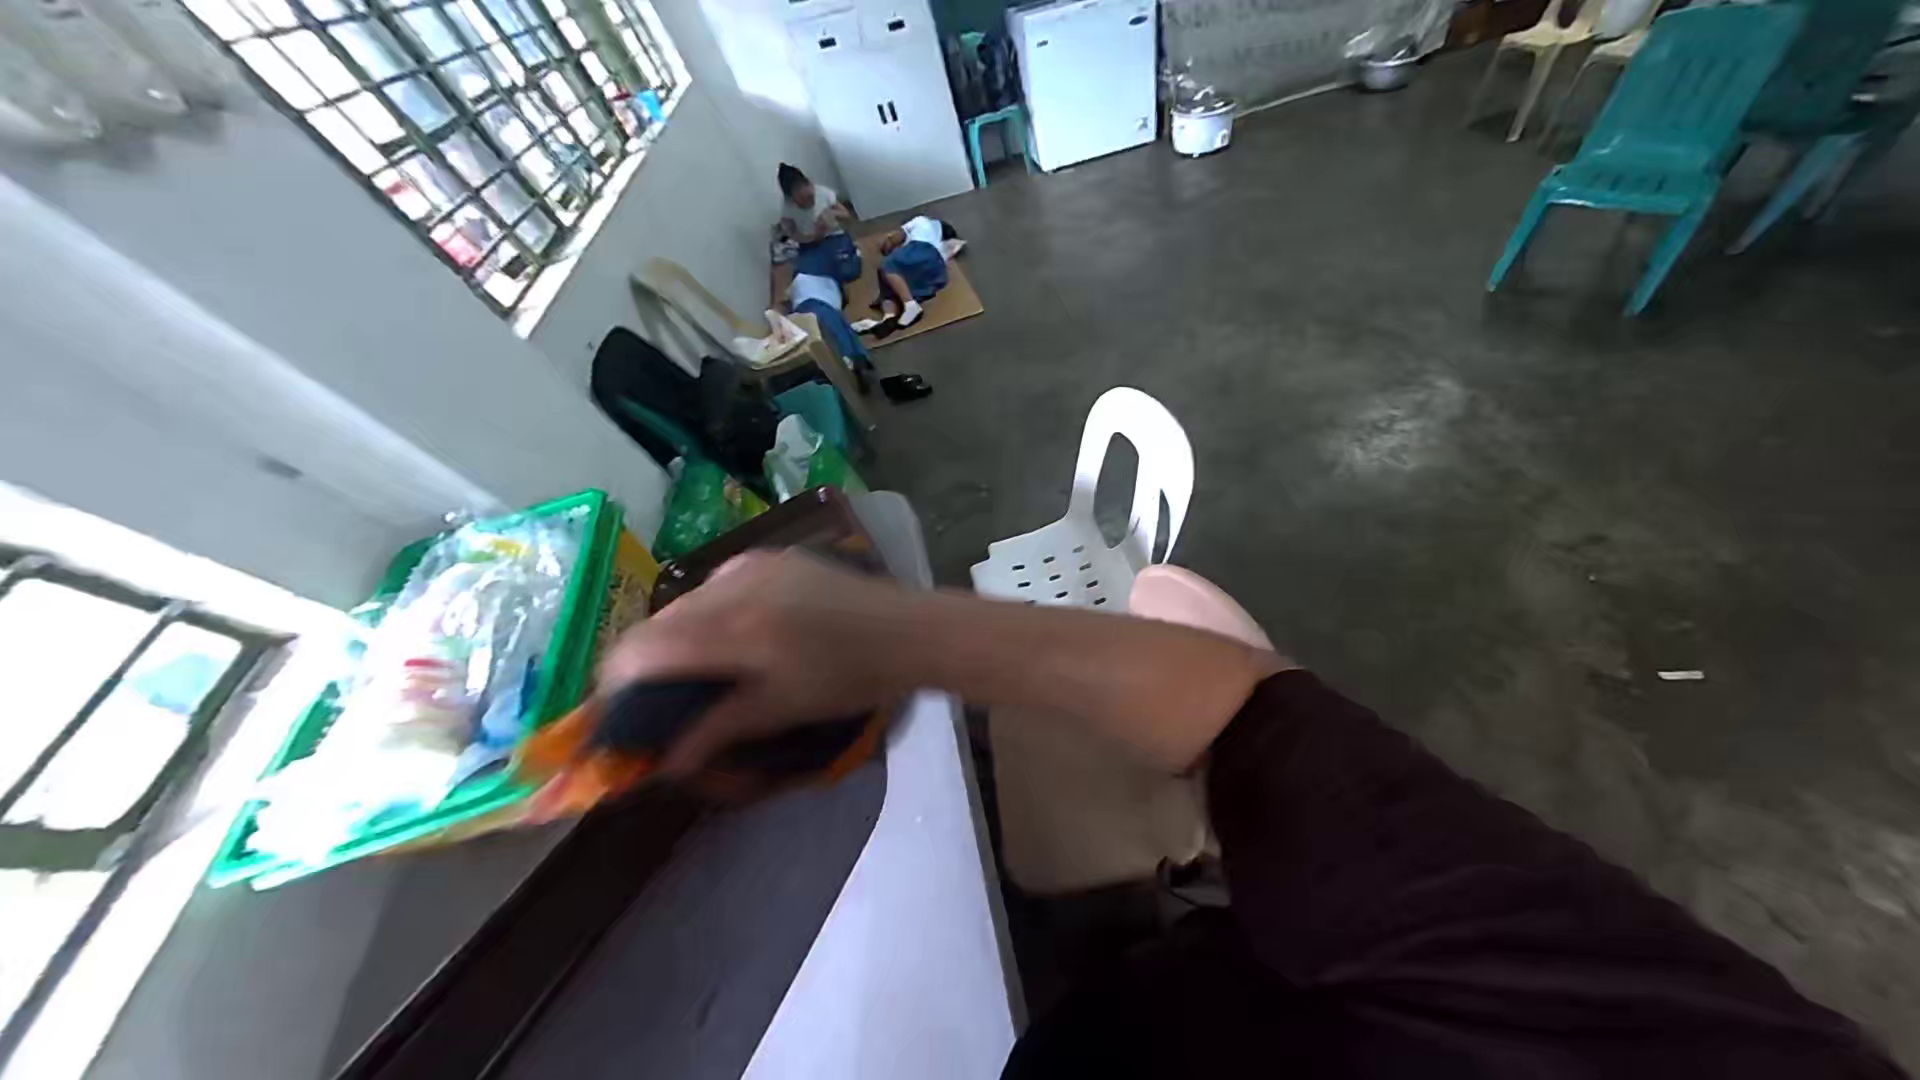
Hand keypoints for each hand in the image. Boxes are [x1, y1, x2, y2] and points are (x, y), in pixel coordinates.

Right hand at [598, 550, 918, 773]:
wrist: (907, 629)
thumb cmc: (849, 676)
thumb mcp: (783, 708)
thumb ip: (718, 728)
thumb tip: (667, 760)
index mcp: (734, 627)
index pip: (642, 649)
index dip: (616, 683)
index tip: (620, 714)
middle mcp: (733, 584)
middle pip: (659, 622)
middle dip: (648, 663)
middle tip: (663, 698)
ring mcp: (754, 563)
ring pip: (688, 601)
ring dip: (681, 636)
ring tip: (702, 668)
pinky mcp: (773, 556)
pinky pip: (719, 585)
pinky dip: (712, 612)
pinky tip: (737, 634)